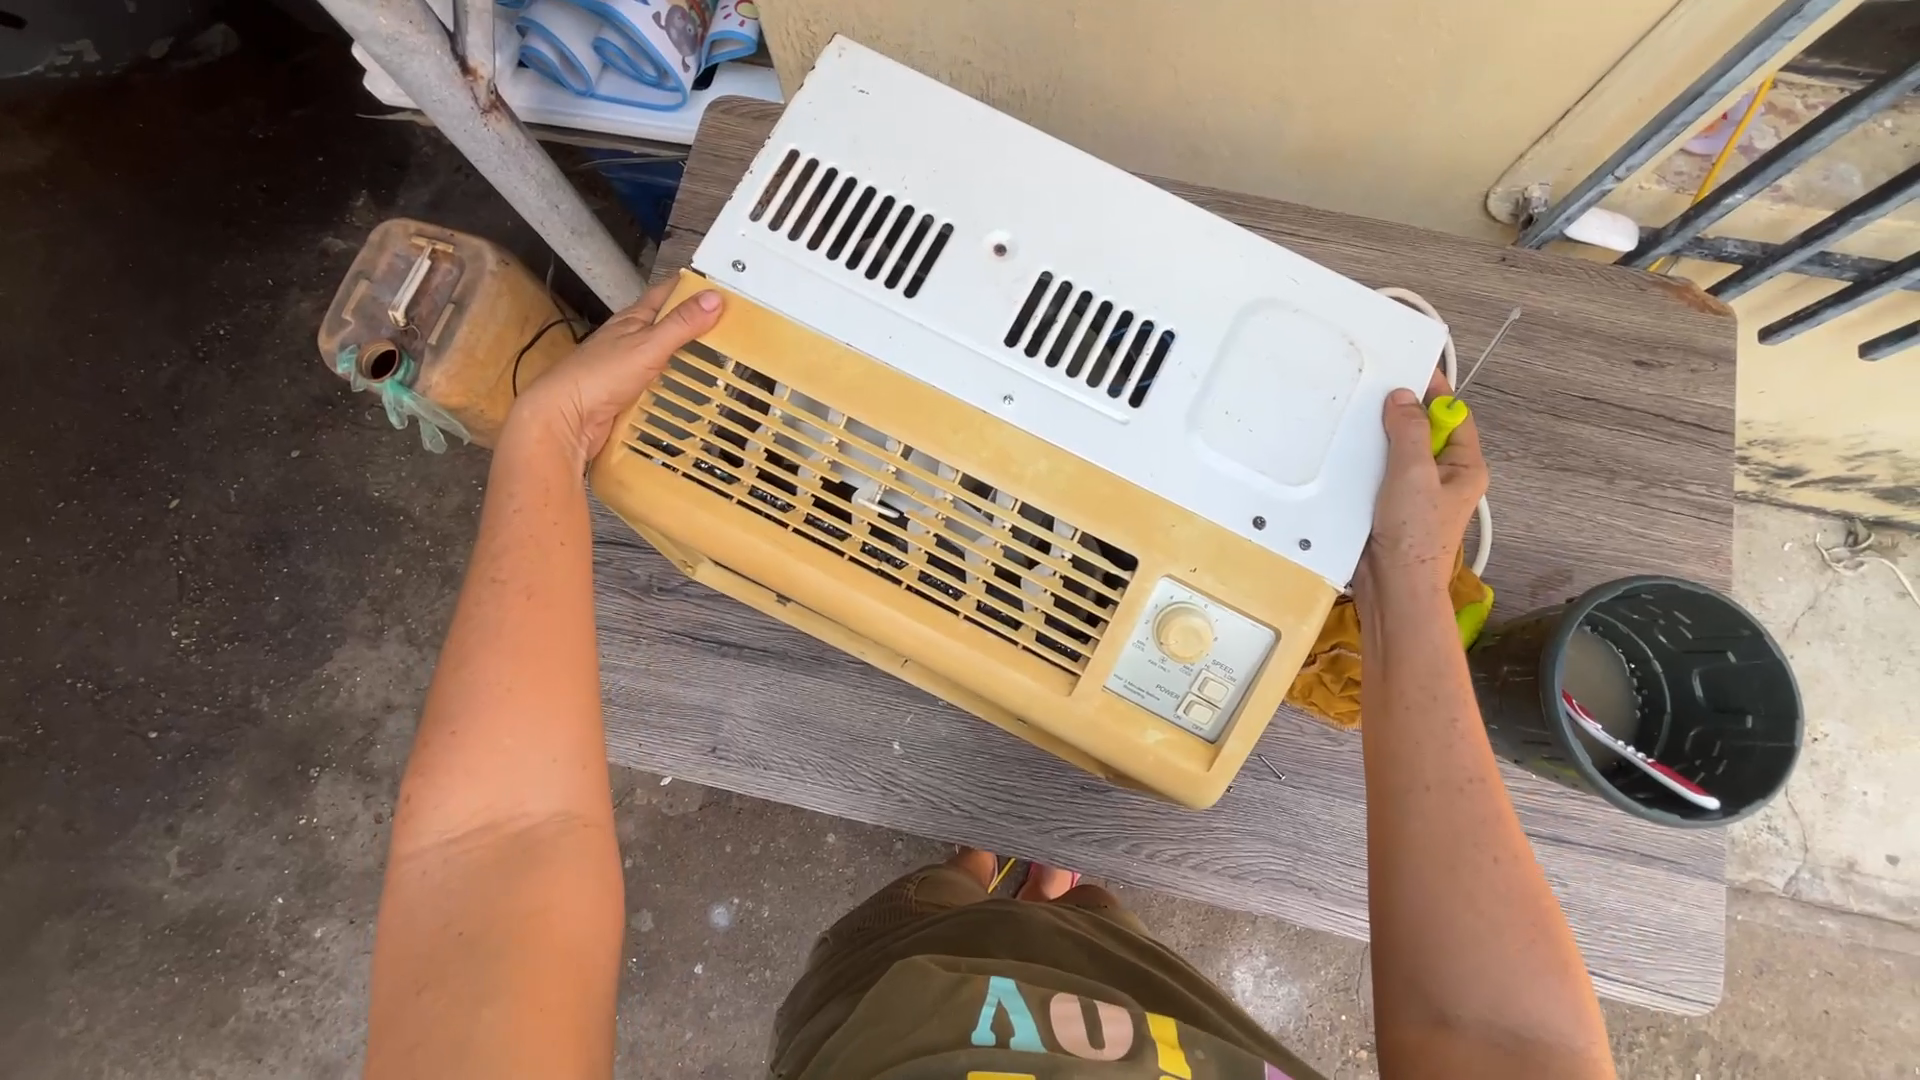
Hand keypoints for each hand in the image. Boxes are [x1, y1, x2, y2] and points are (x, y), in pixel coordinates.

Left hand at [503, 281, 722, 468]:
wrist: (568, 417)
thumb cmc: (602, 375)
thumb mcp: (648, 345)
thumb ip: (681, 324)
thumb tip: (716, 297)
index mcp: (632, 320)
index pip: (665, 293)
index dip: (690, 287)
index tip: (720, 288)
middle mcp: (630, 339)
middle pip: (667, 325)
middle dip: (695, 325)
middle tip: (730, 330)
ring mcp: (628, 367)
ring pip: (665, 356)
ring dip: (688, 357)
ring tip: (720, 362)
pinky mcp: (629, 393)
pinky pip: (660, 383)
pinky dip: (678, 385)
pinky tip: (694, 392)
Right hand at [1355, 370, 1487, 597]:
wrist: (1393, 585)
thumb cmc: (1414, 533)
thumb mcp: (1414, 474)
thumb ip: (1409, 432)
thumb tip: (1402, 398)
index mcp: (1464, 467)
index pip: (1453, 416)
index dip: (1434, 392)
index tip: (1409, 368)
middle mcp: (1444, 478)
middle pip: (1424, 433)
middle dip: (1400, 413)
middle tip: (1372, 392)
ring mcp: (1417, 494)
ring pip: (1398, 454)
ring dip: (1379, 440)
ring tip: (1354, 420)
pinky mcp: (1390, 508)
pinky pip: (1379, 475)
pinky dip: (1364, 463)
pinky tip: (1345, 456)